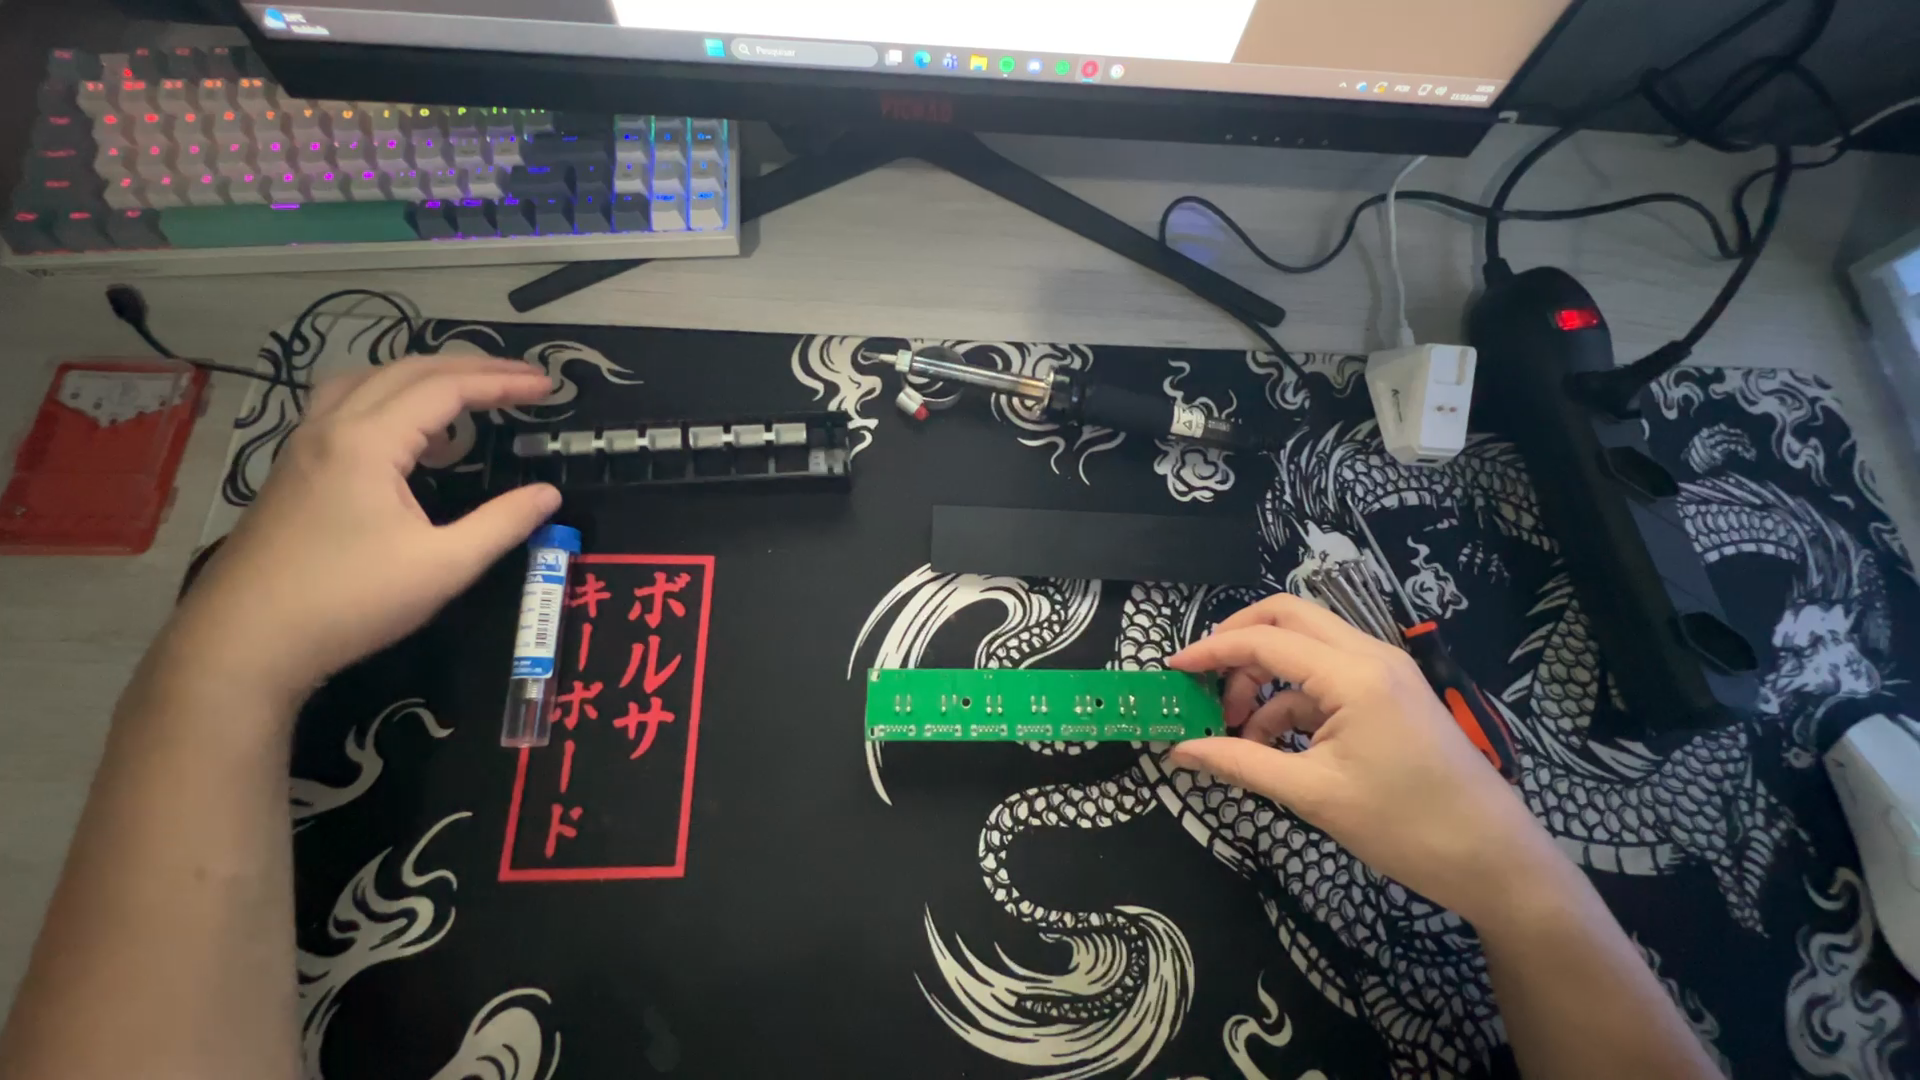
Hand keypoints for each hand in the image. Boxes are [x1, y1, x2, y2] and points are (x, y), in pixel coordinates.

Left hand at [170, 356, 560, 699]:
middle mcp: (331, 429)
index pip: (445, 389)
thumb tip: (549, 494)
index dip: (502, 382)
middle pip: (407, 372)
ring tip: (471, 394)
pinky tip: (414, 437)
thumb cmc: (351, 600)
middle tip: (525, 380)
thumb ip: (503, 523)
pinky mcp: (295, 471)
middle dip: (472, 369)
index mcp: (367, 443)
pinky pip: (348, 408)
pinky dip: (393, 401)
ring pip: (368, 383)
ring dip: (426, 377)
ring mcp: (304, 447)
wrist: (245, 642)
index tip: (548, 387)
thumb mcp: (446, 565)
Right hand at [1167, 593, 1564, 925]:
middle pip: (1286, 617)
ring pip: (1304, 646)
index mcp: (1352, 674)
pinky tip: (1272, 745)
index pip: (1263, 640)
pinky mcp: (1389, 693)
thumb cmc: (1406, 827)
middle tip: (1204, 681)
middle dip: (1237, 643)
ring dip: (1262, 677)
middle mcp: (1369, 655)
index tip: (1173, 670)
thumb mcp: (1312, 795)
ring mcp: (1383, 672)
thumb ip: (1239, 764)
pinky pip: (1324, 677)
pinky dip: (1289, 701)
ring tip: (1236, 731)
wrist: (1498, 863)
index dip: (1210, 650)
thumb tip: (1179, 751)